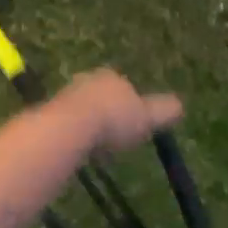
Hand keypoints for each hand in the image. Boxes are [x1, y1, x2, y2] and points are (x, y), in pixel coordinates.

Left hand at [61, 69, 183, 151]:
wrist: (70, 126)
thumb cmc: (114, 119)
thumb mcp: (147, 117)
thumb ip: (163, 111)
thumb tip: (179, 107)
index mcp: (110, 77)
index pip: (123, 87)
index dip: (130, 106)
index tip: (133, 126)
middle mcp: (85, 80)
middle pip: (100, 98)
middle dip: (107, 116)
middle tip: (114, 139)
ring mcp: (64, 95)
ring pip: (83, 111)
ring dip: (90, 127)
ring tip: (98, 149)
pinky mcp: (49, 113)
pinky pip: (67, 125)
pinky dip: (76, 136)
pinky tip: (80, 150)